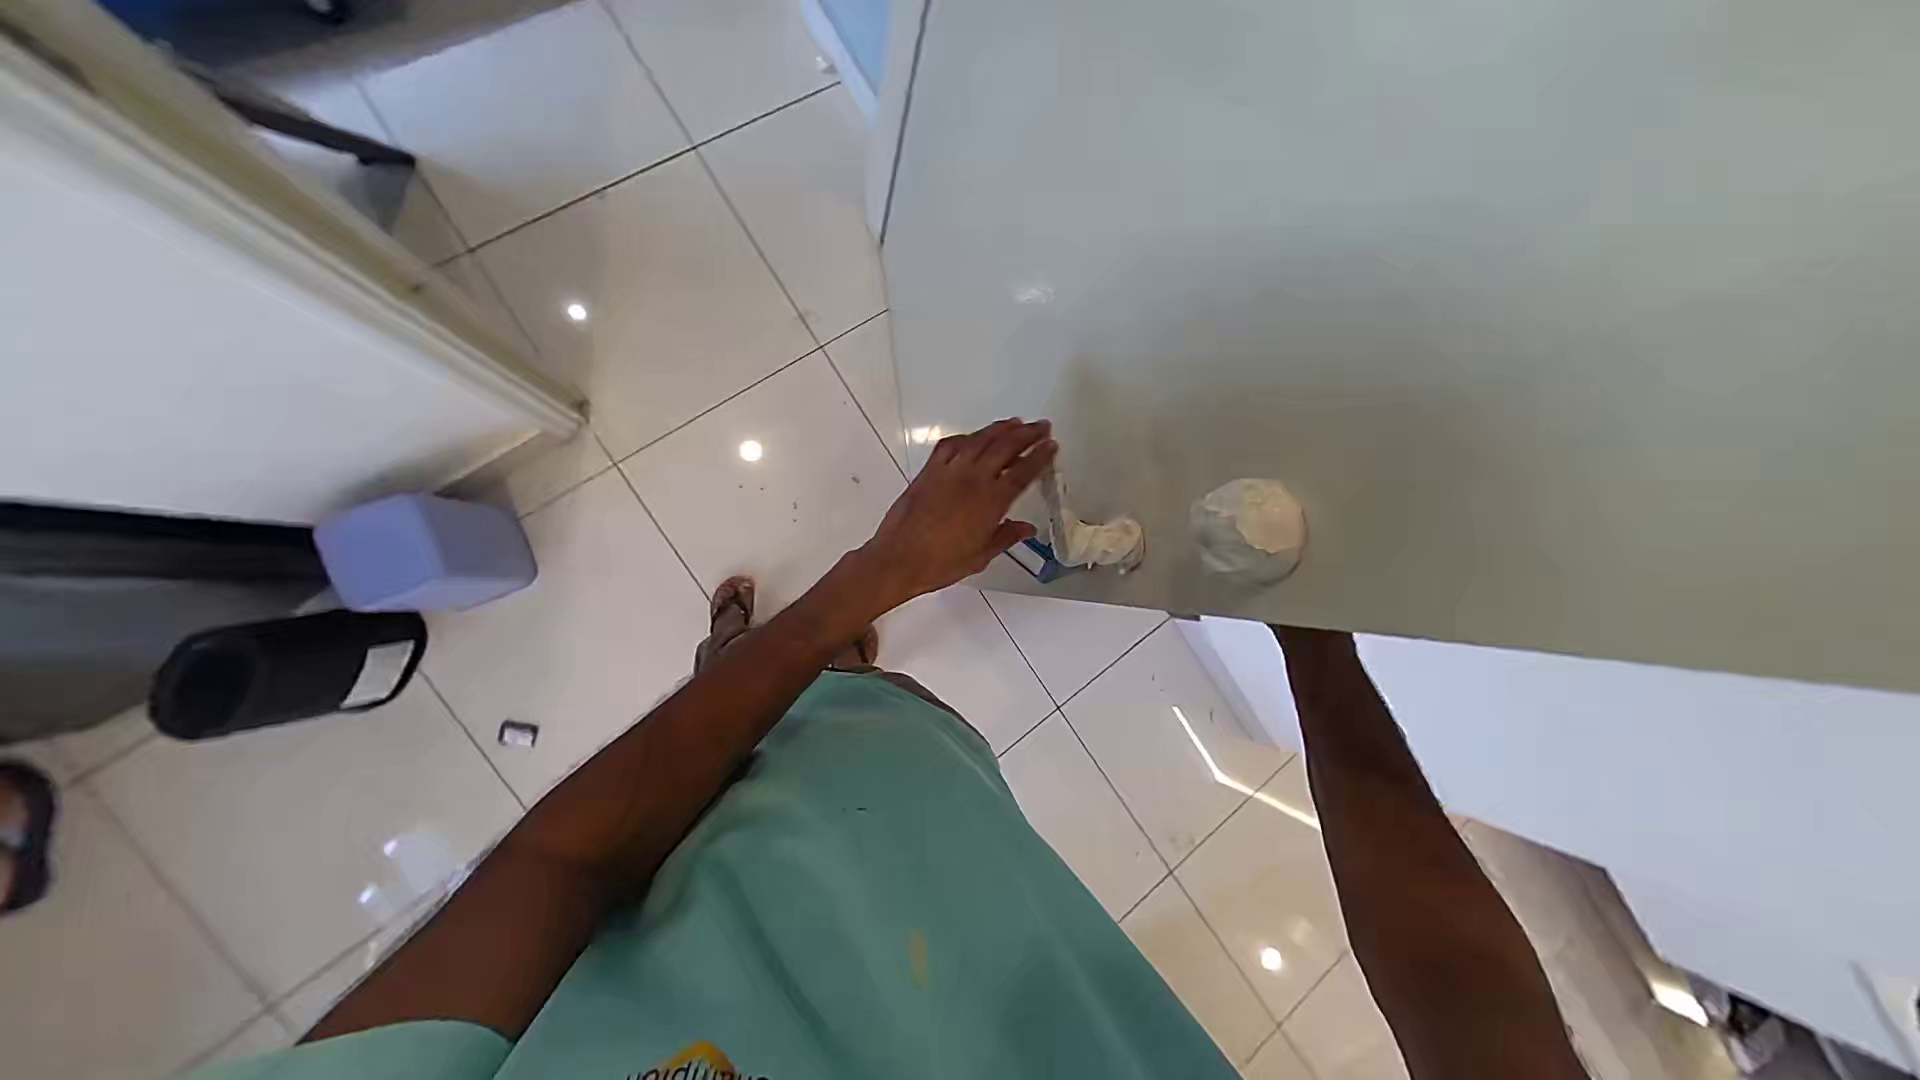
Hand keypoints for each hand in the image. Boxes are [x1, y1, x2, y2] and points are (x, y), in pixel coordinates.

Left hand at [857, 418, 1057, 607]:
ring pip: (980, 439)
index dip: (1040, 456)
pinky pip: (951, 445)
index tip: (1050, 446)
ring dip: (1000, 429)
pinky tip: (973, 437)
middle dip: (1027, 434)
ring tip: (1015, 423)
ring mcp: (949, 471)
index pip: (1023, 471)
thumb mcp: (981, 555)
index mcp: (991, 501)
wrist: (899, 559)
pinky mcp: (930, 471)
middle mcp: (973, 479)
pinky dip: (966, 437)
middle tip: (1040, 427)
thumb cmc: (938, 562)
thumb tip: (1025, 528)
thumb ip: (1005, 536)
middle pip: (1006, 447)